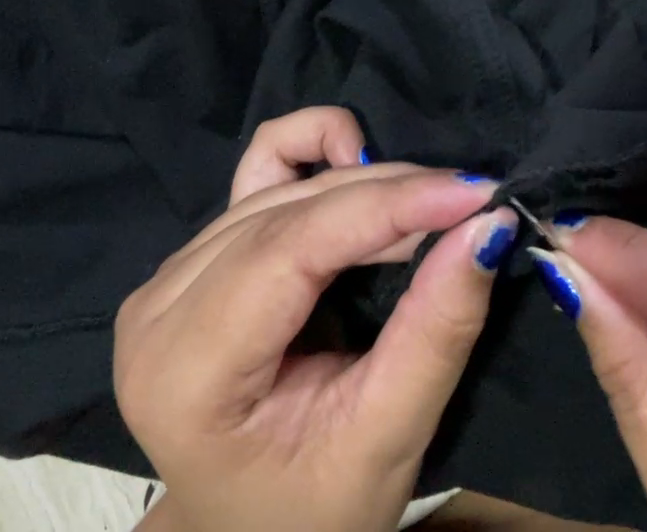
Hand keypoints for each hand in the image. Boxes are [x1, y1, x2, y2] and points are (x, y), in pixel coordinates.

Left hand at [117, 112, 518, 531]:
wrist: (250, 529)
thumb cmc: (312, 511)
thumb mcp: (384, 439)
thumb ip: (432, 332)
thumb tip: (486, 229)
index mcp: (184, 369)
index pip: (289, 252)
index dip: (385, 208)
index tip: (475, 190)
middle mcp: (160, 306)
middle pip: (285, 213)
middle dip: (388, 194)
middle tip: (472, 199)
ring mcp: (171, 273)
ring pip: (279, 190)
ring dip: (365, 185)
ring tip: (435, 206)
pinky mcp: (195, 255)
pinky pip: (255, 174)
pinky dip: (310, 152)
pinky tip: (356, 157)